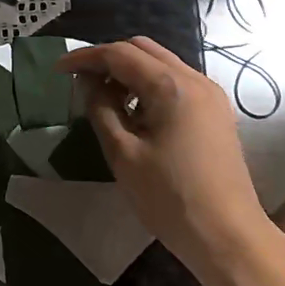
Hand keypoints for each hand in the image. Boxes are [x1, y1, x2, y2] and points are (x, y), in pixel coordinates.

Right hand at [57, 37, 270, 273]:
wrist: (227, 236)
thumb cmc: (168, 196)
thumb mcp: (121, 151)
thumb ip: (100, 107)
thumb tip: (86, 81)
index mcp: (171, 87)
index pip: (120, 54)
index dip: (84, 58)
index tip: (57, 71)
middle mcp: (196, 80)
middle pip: (143, 49)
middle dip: (107, 59)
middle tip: (80, 82)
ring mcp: (210, 95)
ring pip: (160, 63)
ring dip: (127, 71)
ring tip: (102, 98)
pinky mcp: (215, 112)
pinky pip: (174, 81)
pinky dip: (147, 84)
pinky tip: (132, 111)